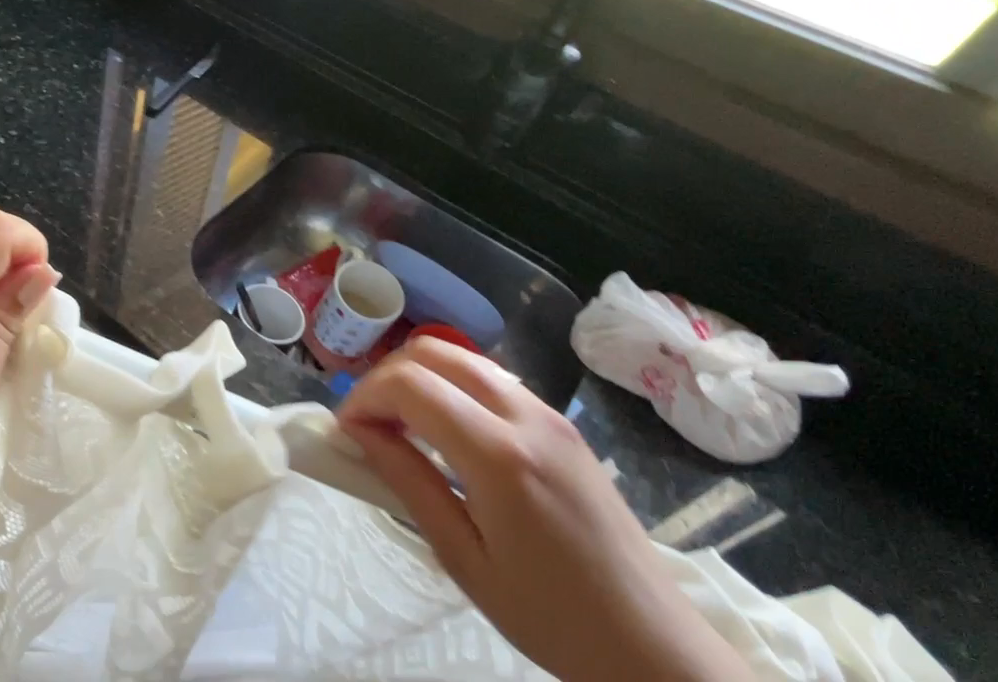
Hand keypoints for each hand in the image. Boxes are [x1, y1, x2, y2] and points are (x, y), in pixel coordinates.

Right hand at [337, 338, 753, 681]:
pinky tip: (444, 433)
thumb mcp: (463, 558)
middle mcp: (527, 416)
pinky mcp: (563, 426)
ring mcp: (551, 415)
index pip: (410, 385)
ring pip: (464, 359)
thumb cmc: (550, 617)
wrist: (652, 644)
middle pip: (435, 352)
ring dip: (420, 378)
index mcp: (500, 455)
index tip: (345, 432)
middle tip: (367, 424)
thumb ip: (408, 483)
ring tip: (400, 428)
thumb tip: (359, 434)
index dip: (364, 397)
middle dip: (386, 376)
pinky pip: (493, 381)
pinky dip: (452, 387)